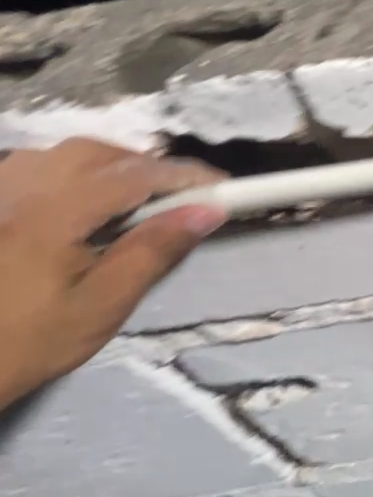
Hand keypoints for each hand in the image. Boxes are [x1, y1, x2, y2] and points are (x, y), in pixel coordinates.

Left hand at [0, 138, 225, 409]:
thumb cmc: (26, 342)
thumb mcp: (103, 304)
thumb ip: (153, 251)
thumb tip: (208, 210)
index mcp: (47, 219)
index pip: (133, 177)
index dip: (186, 175)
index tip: (226, 187)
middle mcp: (10, 196)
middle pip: (90, 155)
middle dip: (143, 167)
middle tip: (177, 196)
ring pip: (52, 157)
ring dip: (103, 169)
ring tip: (131, 201)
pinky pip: (22, 173)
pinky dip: (64, 177)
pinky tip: (78, 206)